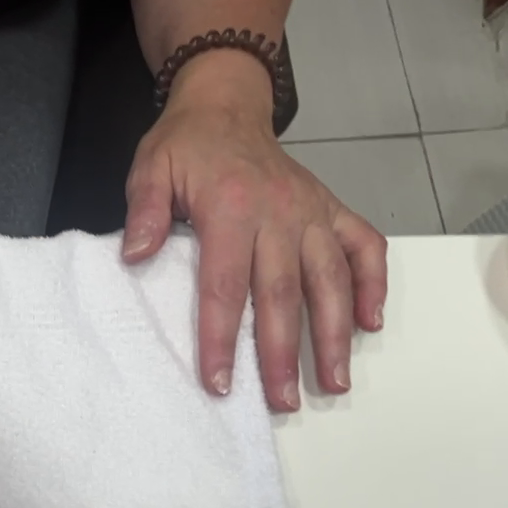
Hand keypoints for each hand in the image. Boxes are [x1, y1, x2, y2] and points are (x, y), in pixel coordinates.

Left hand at [122, 49, 386, 413]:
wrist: (226, 105)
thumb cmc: (183, 147)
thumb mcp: (150, 172)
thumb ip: (143, 215)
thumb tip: (134, 258)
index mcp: (231, 211)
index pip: (224, 289)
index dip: (220, 340)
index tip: (219, 383)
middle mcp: (280, 214)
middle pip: (283, 295)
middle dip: (283, 354)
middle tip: (284, 402)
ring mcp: (312, 212)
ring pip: (330, 280)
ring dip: (334, 335)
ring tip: (333, 382)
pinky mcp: (331, 207)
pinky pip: (365, 246)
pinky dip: (373, 283)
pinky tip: (370, 323)